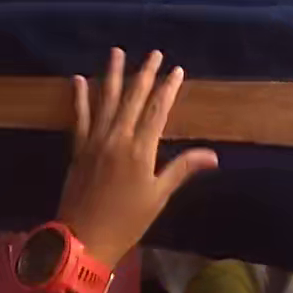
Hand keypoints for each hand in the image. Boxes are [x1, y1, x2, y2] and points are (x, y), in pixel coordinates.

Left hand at [59, 48, 218, 264]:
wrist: (83, 240)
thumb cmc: (127, 221)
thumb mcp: (158, 196)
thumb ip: (182, 169)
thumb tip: (213, 155)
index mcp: (140, 150)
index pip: (157, 110)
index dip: (168, 89)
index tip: (177, 70)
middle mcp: (118, 138)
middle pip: (134, 98)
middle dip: (145, 74)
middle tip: (154, 53)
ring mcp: (95, 140)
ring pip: (106, 100)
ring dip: (113, 74)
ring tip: (117, 52)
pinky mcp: (78, 147)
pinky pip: (80, 117)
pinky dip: (80, 97)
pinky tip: (80, 79)